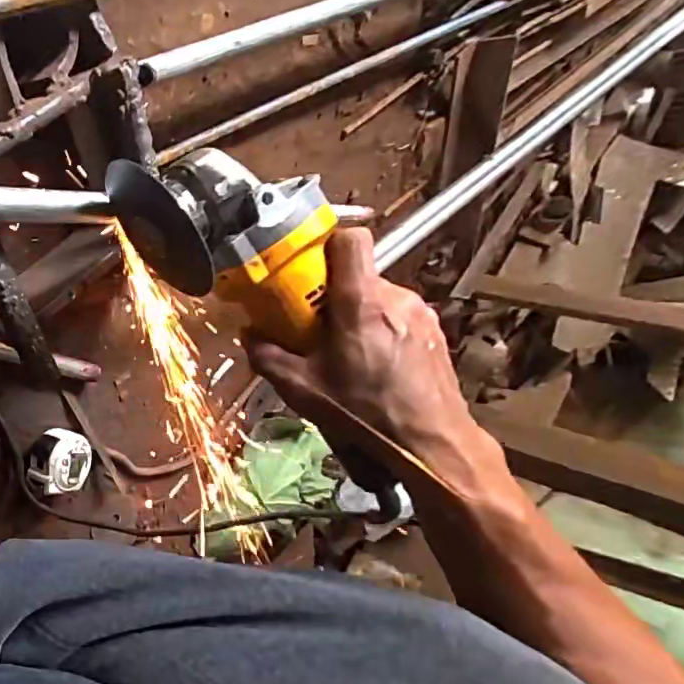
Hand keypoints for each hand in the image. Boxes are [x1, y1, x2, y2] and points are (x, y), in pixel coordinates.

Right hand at [246, 228, 496, 484]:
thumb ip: (269, 357)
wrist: (430, 443)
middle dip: (331, 295)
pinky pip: (397, 316)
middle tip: (314, 329)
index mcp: (361, 303)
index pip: (350, 240)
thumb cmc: (365, 413)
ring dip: (355, 315)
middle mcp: (396, 298)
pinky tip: (372, 365)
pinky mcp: (434, 331)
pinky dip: (378, 330)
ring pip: (377, 298)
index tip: (305, 274)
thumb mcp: (303, 389)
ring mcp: (420, 313)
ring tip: (344, 353)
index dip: (325, 246)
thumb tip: (250, 337)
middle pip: (356, 275)